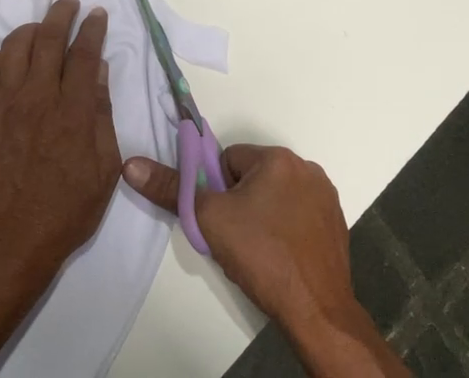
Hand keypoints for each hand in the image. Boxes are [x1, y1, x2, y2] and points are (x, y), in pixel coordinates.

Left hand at [0, 0, 120, 270]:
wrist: (17, 235)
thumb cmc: (70, 207)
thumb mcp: (105, 166)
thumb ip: (101, 114)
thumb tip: (99, 70)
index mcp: (73, 110)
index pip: (84, 53)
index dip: (92, 28)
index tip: (97, 13)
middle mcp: (38, 96)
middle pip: (48, 39)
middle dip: (61, 14)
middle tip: (69, 2)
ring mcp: (7, 103)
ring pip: (14, 47)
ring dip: (29, 28)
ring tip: (41, 26)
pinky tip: (7, 59)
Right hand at [122, 144, 354, 329]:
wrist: (315, 309)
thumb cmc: (260, 255)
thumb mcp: (207, 218)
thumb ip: (171, 188)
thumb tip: (131, 165)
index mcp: (278, 158)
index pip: (229, 159)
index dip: (216, 188)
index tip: (219, 217)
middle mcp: (306, 168)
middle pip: (254, 177)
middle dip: (240, 202)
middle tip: (235, 236)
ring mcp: (326, 197)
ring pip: (276, 197)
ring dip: (263, 214)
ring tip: (258, 250)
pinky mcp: (336, 224)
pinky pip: (298, 216)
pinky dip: (286, 229)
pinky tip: (281, 257)